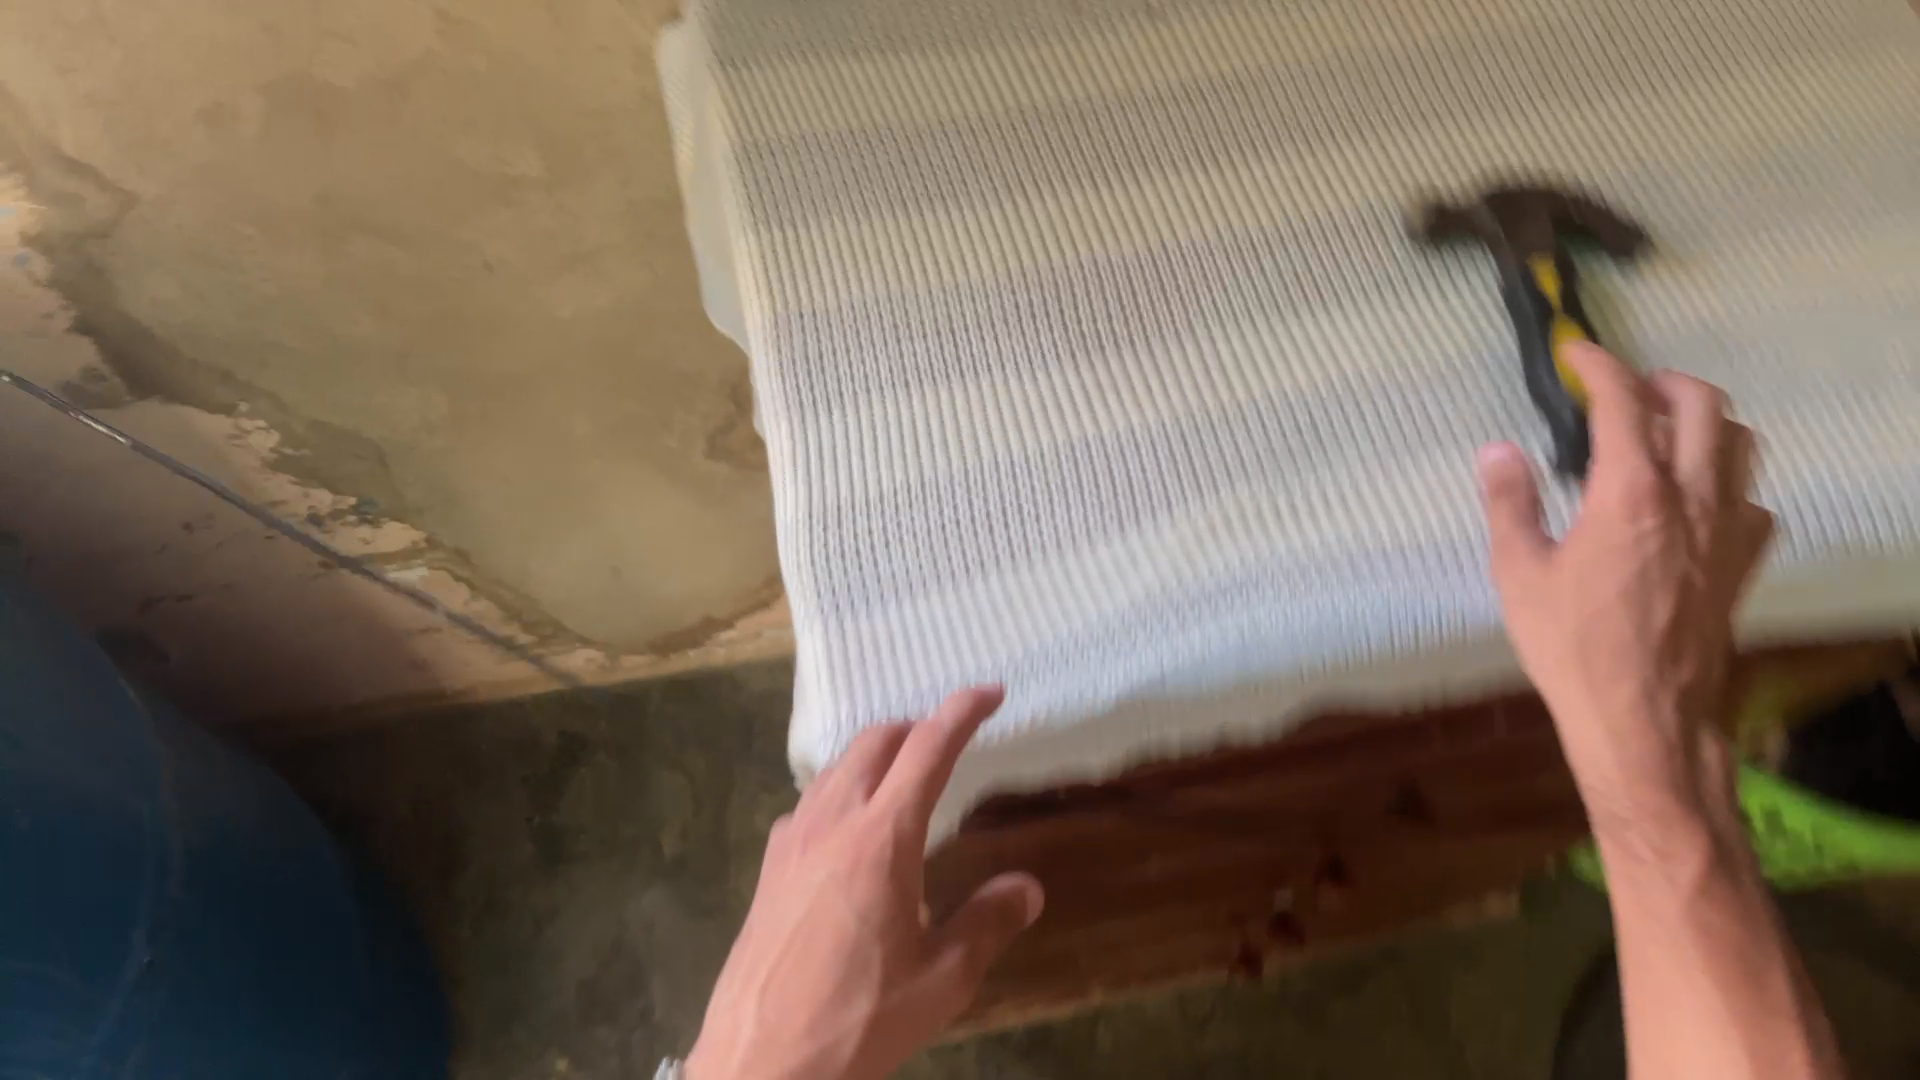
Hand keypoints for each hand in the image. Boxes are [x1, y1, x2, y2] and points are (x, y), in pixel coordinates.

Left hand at [685, 687, 1043, 1079]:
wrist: (759, 1065)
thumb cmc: (859, 1017)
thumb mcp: (942, 979)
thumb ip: (988, 922)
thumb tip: (1028, 887)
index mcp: (884, 835)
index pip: (929, 746)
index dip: (963, 710)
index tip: (991, 692)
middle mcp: (835, 819)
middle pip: (878, 739)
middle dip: (917, 727)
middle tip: (948, 745)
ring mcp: (794, 837)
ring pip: (839, 765)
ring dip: (877, 755)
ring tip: (902, 781)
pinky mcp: (770, 863)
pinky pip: (811, 802)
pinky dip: (842, 792)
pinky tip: (849, 833)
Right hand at [1477, 343, 1774, 847]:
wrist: (1645, 712)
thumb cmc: (1568, 641)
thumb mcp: (1517, 571)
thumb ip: (1509, 503)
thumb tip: (1496, 450)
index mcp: (1628, 495)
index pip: (1623, 406)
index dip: (1599, 368)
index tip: (1576, 352)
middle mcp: (1691, 499)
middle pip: (1704, 409)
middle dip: (1663, 382)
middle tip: (1624, 387)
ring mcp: (1728, 531)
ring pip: (1741, 447)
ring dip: (1704, 423)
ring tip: (1663, 431)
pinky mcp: (1743, 563)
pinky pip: (1749, 498)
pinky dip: (1721, 480)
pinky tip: (1690, 502)